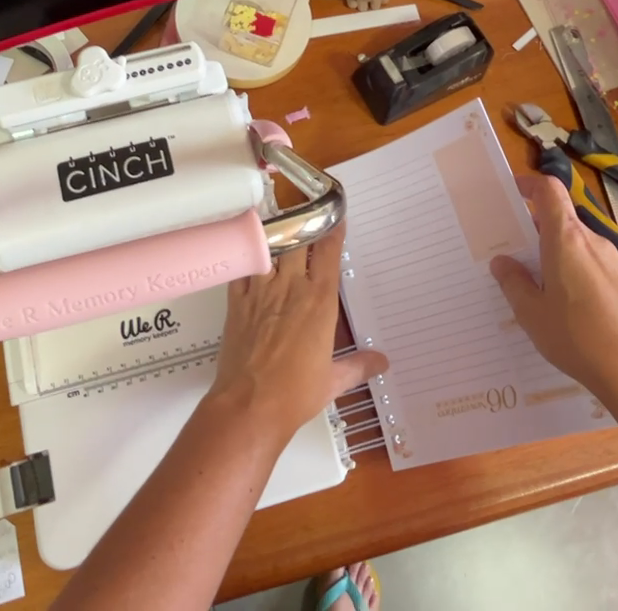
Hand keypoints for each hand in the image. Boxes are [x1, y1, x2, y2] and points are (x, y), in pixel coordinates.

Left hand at [207, 229, 388, 439]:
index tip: (335, 218)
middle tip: (307, 213)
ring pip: (270, 247)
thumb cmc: (294, 394)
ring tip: (278, 223)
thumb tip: (381, 362)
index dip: (333, 231)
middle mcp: (291, 288)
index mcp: (319, 302)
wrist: (251, 405)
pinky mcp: (237, 301)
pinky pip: (242, 267)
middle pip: (298, 240)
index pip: (329, 252)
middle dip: (304, 224)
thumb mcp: (333, 380)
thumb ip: (358, 366)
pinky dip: (247, 255)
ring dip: (275, 234)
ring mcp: (261, 291)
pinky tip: (249, 250)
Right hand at [490, 175, 617, 407]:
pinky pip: (599, 269)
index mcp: (566, 240)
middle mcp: (595, 243)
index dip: (531, 185)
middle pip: (564, 223)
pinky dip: (582, 277)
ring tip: (545, 292)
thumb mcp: (531, 314)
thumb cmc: (577, 338)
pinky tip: (577, 313)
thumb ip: (514, 283)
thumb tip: (503, 262)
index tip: (514, 192)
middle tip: (518, 258)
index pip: (550, 192)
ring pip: (581, 248)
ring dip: (561, 258)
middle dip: (539, 234)